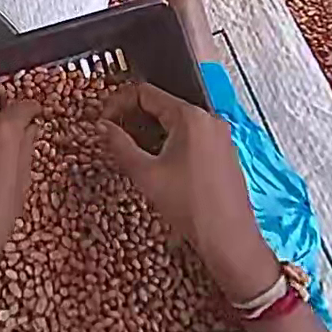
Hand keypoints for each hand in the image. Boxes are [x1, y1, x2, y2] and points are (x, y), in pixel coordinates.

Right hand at [98, 81, 277, 300]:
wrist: (229, 238)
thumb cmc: (188, 205)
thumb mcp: (145, 174)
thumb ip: (119, 144)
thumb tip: (102, 127)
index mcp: (190, 117)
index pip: (146, 93)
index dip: (119, 103)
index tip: (104, 121)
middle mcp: (208, 119)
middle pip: (162, 105)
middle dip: (133, 118)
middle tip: (113, 137)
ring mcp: (219, 135)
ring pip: (175, 122)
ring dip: (150, 132)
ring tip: (132, 153)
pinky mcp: (223, 152)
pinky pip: (190, 136)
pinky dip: (169, 142)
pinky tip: (158, 164)